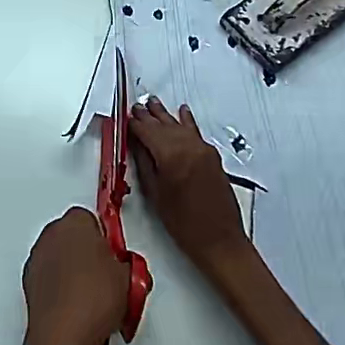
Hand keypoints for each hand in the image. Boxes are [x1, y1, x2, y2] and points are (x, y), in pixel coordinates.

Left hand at [21, 207, 128, 344]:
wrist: (64, 332)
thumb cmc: (93, 299)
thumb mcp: (129, 279)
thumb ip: (127, 264)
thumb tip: (125, 269)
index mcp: (76, 222)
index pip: (91, 218)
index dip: (105, 238)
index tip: (115, 255)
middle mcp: (52, 233)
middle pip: (74, 236)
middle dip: (89, 253)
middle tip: (107, 277)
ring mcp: (37, 255)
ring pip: (60, 256)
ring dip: (74, 270)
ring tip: (94, 299)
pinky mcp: (29, 279)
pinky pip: (49, 276)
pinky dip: (60, 286)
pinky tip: (76, 307)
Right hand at [129, 97, 248, 280]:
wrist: (219, 241)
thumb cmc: (183, 223)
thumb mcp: (155, 193)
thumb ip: (144, 163)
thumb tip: (136, 144)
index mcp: (170, 155)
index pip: (146, 131)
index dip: (134, 124)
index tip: (125, 118)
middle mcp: (188, 146)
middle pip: (163, 125)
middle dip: (148, 117)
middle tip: (136, 107)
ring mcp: (202, 150)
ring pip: (178, 125)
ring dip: (164, 115)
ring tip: (152, 103)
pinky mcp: (212, 156)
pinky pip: (195, 132)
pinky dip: (187, 121)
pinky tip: (183, 112)